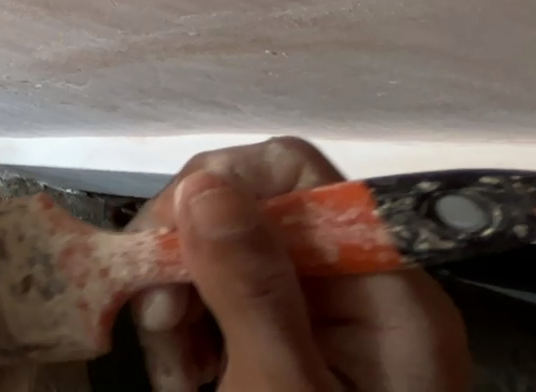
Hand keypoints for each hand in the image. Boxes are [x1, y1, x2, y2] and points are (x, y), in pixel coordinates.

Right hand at [130, 138, 468, 391]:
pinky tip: (176, 366)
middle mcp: (346, 281)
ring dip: (166, 292)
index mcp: (380, 289)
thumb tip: (205, 181)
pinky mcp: (273, 327)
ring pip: (204, 242)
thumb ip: (251, 286)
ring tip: (167, 364)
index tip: (171, 240)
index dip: (220, 183)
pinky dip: (174, 318)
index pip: (291, 170)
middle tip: (155, 317)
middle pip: (233, 201)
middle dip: (177, 252)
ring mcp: (308, 304)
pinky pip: (202, 283)